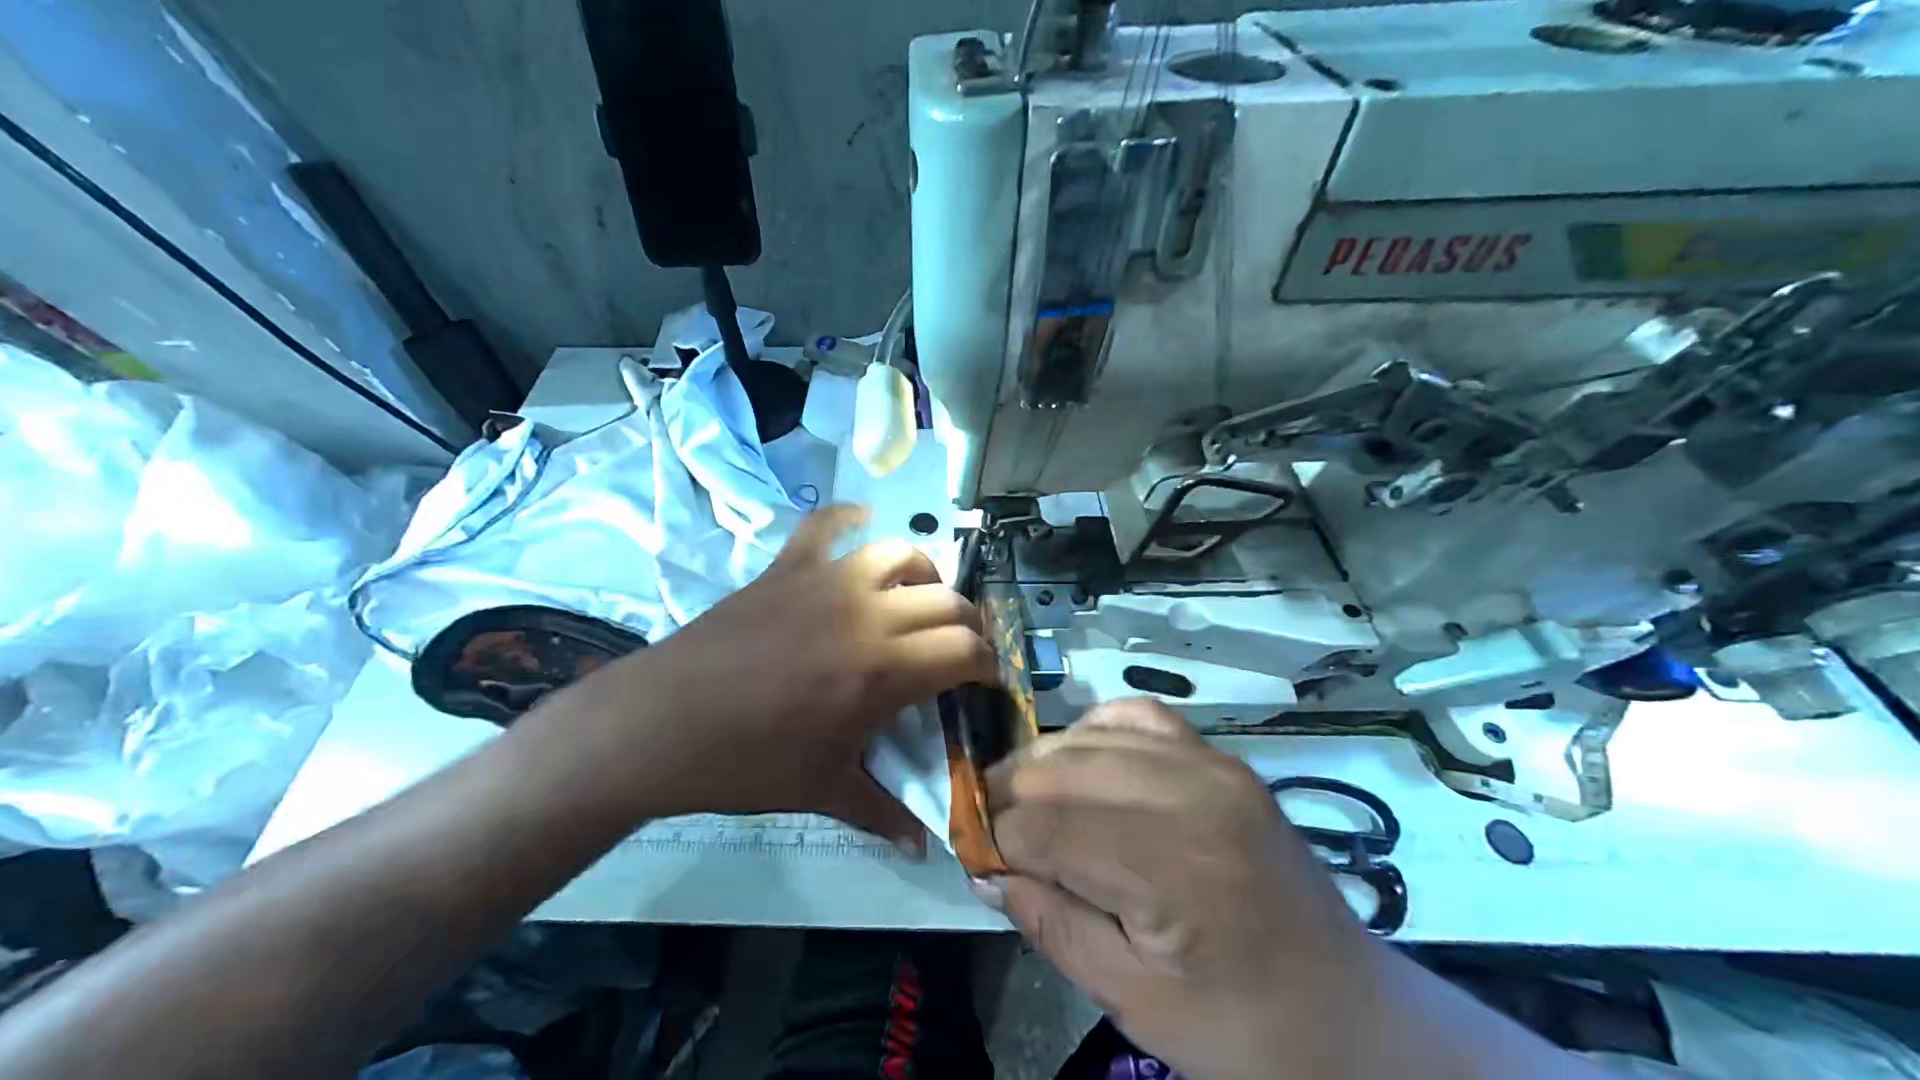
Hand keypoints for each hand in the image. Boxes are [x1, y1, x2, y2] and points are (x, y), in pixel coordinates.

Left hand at [571, 504, 994, 847]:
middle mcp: (868, 613)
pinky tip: (860, 524)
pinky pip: (826, 524)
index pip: (966, 651)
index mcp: (884, 670)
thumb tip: (922, 847)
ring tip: (917, 600)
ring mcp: (826, 581)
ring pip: (900, 553)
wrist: (660, 726)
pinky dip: (848, 518)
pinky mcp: (787, 567)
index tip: (983, 682)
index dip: (987, 665)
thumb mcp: (821, 791)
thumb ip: (881, 813)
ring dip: (924, 574)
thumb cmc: (747, 763)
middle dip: (967, 625)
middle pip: (947, 600)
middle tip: (958, 651)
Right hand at [982, 699, 1378, 1079]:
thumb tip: (984, 869)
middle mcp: (1193, 793)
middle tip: (984, 828)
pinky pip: (1138, 718)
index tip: (969, 854)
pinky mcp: (1221, 758)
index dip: (994, 837)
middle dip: (1007, 794)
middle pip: (1061, 770)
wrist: (1350, 1013)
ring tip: (1019, 798)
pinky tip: (1079, 764)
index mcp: (1176, 866)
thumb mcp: (1135, 1000)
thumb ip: (1052, 924)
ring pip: (1092, 735)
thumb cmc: (1243, 1028)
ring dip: (1043, 763)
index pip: (1046, 827)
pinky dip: (1094, 733)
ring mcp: (1212, 765)